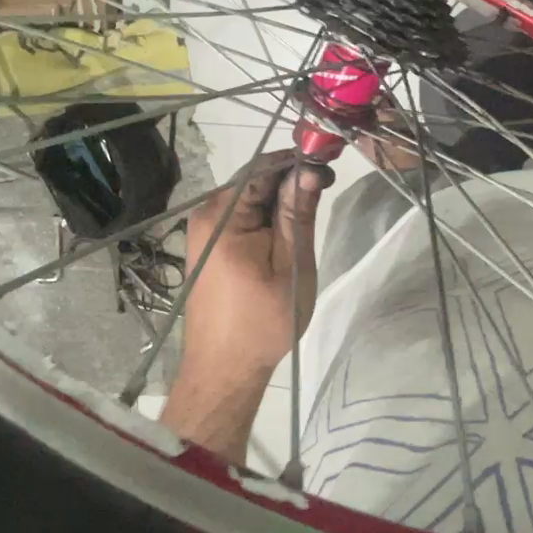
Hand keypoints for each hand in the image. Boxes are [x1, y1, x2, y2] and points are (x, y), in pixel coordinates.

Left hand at [175, 153, 327, 384]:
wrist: (224, 371)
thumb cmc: (262, 320)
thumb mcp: (291, 263)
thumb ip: (298, 212)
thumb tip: (310, 168)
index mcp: (221, 214)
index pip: (262, 168)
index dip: (297, 161)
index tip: (329, 165)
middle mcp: (205, 213)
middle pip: (253, 180)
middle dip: (289, 179)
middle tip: (325, 187)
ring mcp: (204, 230)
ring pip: (248, 198)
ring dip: (278, 198)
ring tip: (310, 207)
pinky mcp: (208, 245)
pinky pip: (240, 216)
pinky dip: (264, 215)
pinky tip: (285, 227)